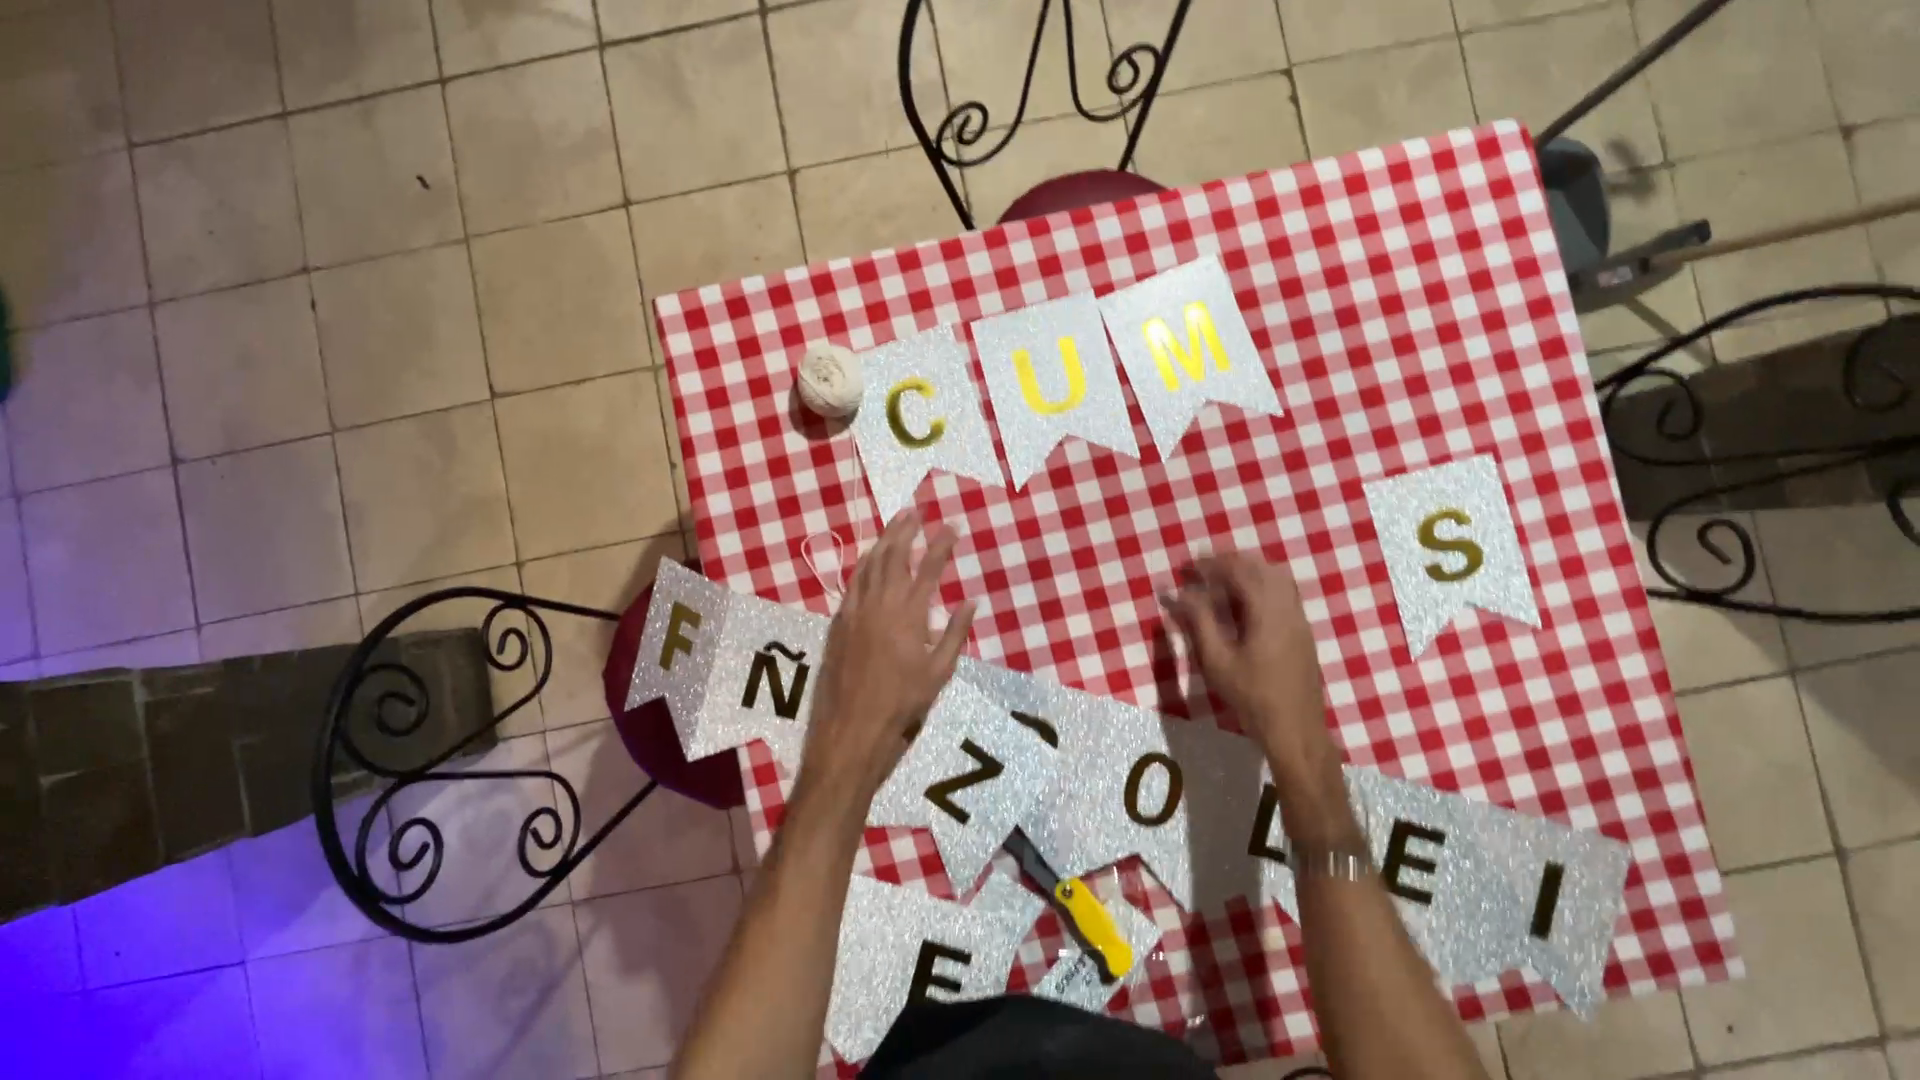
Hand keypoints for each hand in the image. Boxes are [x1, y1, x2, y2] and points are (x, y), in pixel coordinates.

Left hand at [798, 508, 976, 809]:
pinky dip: (865, 564)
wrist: (852, 728)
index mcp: (910, 615)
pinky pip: (853, 582)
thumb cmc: (903, 706)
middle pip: (894, 555)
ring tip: (895, 524)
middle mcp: (881, 604)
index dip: (941, 543)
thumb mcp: (940, 673)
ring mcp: (855, 611)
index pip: (929, 568)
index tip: (951, 525)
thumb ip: (955, 634)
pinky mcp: (838, 622)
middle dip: (906, 529)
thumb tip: (970, 602)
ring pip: (869, 564)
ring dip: (883, 540)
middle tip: (916, 510)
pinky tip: (871, 559)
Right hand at [1165, 552, 1330, 771]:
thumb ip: (1198, 621)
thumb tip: (1176, 594)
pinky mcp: (1302, 631)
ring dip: (1248, 571)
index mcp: (1267, 611)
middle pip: (1261, 566)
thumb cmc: (1251, 697)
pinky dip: (1261, 584)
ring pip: (1276, 577)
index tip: (1187, 565)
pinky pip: (1283, 592)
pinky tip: (1243, 602)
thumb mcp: (1217, 661)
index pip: (1238, 570)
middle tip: (1202, 568)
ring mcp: (1299, 619)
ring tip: (1220, 580)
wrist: (1295, 729)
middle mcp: (1288, 607)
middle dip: (1230, 561)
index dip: (1211, 563)